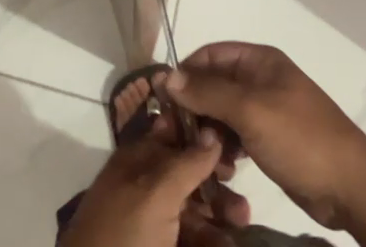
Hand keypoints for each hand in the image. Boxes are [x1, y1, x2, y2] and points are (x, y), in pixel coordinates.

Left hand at [60, 118, 248, 246]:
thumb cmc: (124, 233)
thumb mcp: (154, 193)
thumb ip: (185, 162)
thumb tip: (213, 129)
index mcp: (139, 160)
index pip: (175, 133)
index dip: (204, 137)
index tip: (233, 146)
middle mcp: (148, 184)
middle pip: (192, 175)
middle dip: (219, 188)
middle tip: (242, 207)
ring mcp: (155, 220)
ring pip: (196, 211)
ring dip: (221, 217)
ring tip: (242, 226)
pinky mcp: (163, 244)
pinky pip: (193, 238)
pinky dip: (211, 240)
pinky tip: (228, 243)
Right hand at [163, 42, 365, 229]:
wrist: (350, 187)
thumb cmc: (300, 138)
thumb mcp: (250, 111)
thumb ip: (208, 92)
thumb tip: (167, 76)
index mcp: (259, 61)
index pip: (209, 56)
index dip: (185, 74)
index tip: (164, 102)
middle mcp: (260, 80)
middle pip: (212, 86)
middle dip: (195, 111)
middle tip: (179, 139)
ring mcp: (266, 111)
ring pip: (221, 115)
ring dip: (209, 134)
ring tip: (206, 158)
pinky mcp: (269, 140)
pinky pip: (235, 137)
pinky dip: (225, 150)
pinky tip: (224, 169)